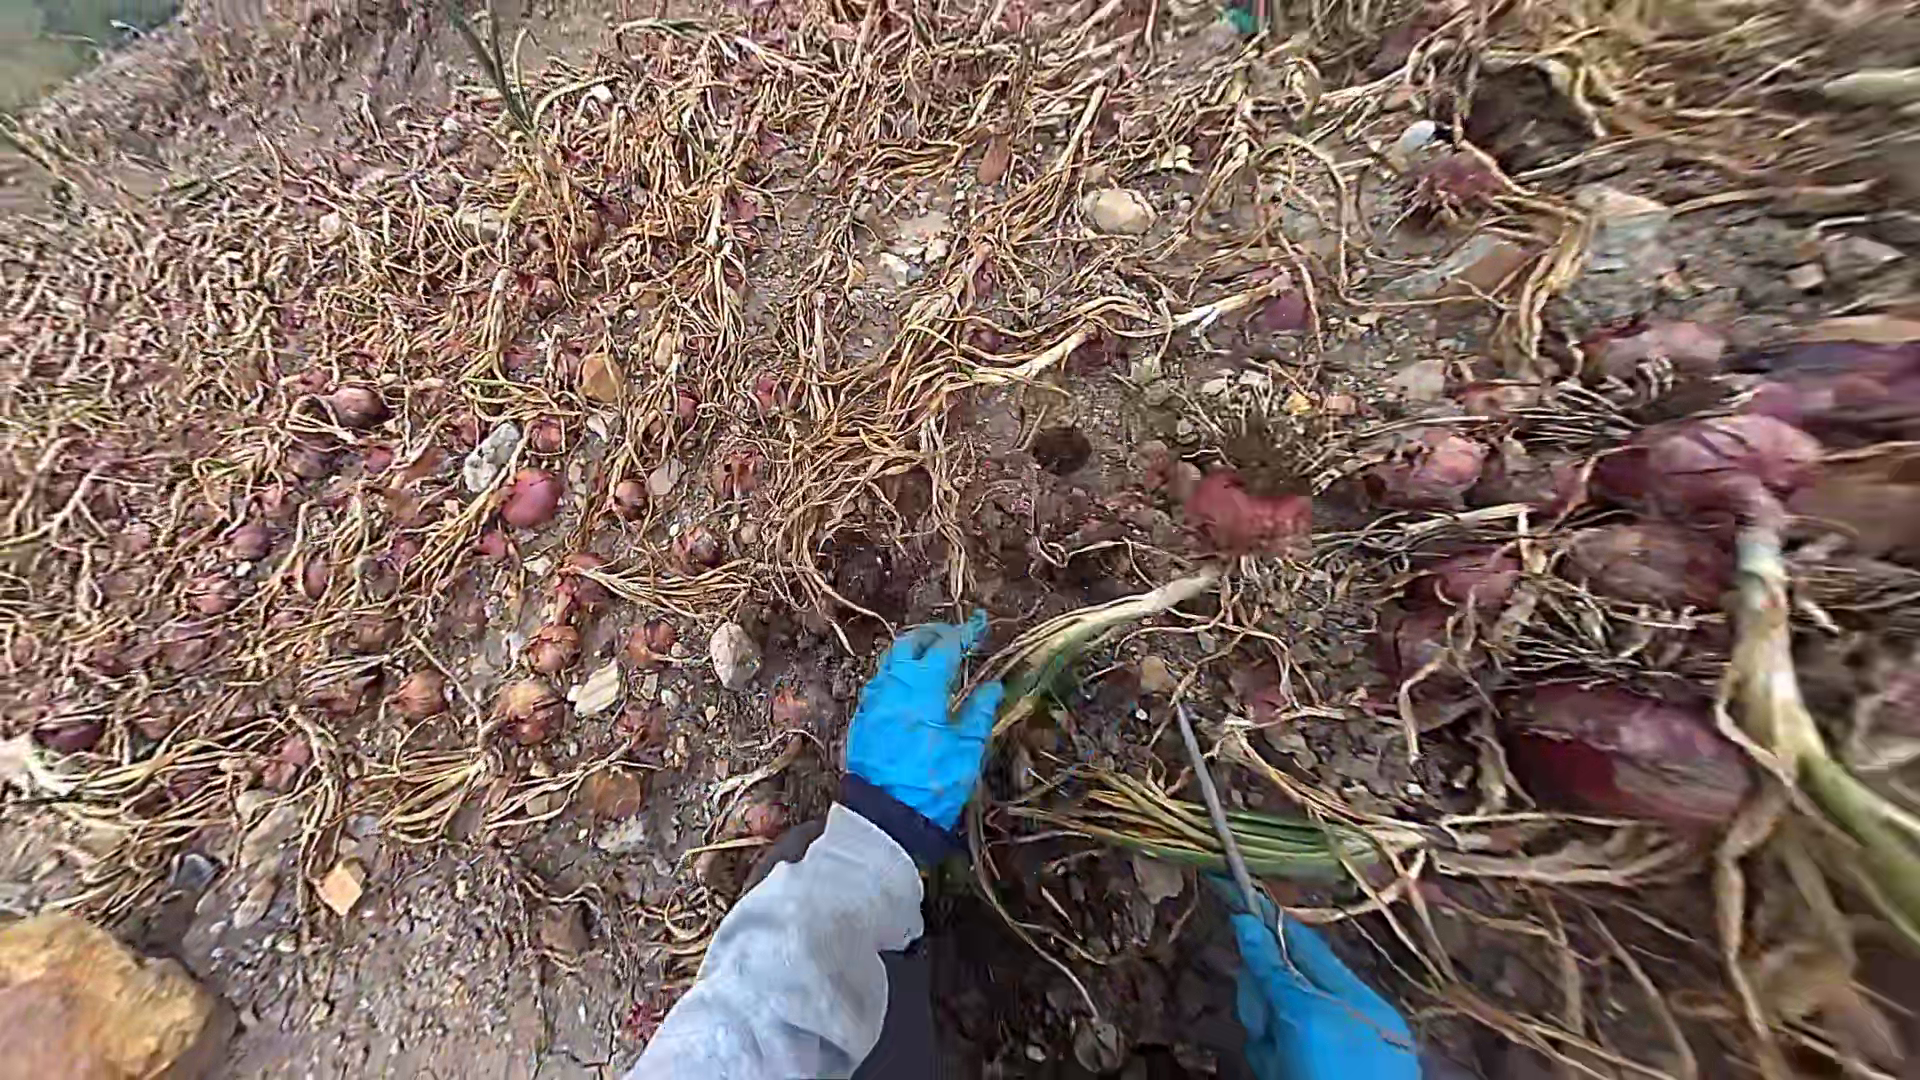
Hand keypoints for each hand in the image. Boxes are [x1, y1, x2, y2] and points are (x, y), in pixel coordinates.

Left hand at [846, 611, 1003, 829]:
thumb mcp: (966, 750)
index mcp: (922, 687)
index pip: (945, 647)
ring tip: (934, 655)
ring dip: (913, 650)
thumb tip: (993, 686)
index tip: (979, 625)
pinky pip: (882, 680)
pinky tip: (912, 684)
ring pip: (892, 658)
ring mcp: (874, 699)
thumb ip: (979, 712)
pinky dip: (899, 671)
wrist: (882, 818)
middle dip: (934, 634)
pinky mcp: (863, 716)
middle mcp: (893, 684)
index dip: (965, 633)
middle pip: (911, 642)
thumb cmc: (931, 783)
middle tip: (954, 636)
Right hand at [1223, 890, 1416, 1079]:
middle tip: (1265, 1022)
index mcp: (1355, 998)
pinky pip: (1270, 1044)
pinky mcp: (1303, 1070)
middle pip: (1279, 975)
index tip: (1226, 883)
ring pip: (1269, 1010)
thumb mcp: (1305, 1019)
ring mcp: (1323, 1048)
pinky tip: (1277, 1072)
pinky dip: (1266, 1056)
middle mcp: (1341, 1018)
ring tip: (1277, 1061)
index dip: (1263, 913)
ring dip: (1262, 1029)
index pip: (1299, 939)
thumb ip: (1273, 969)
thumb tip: (1244, 920)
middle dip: (1261, 993)